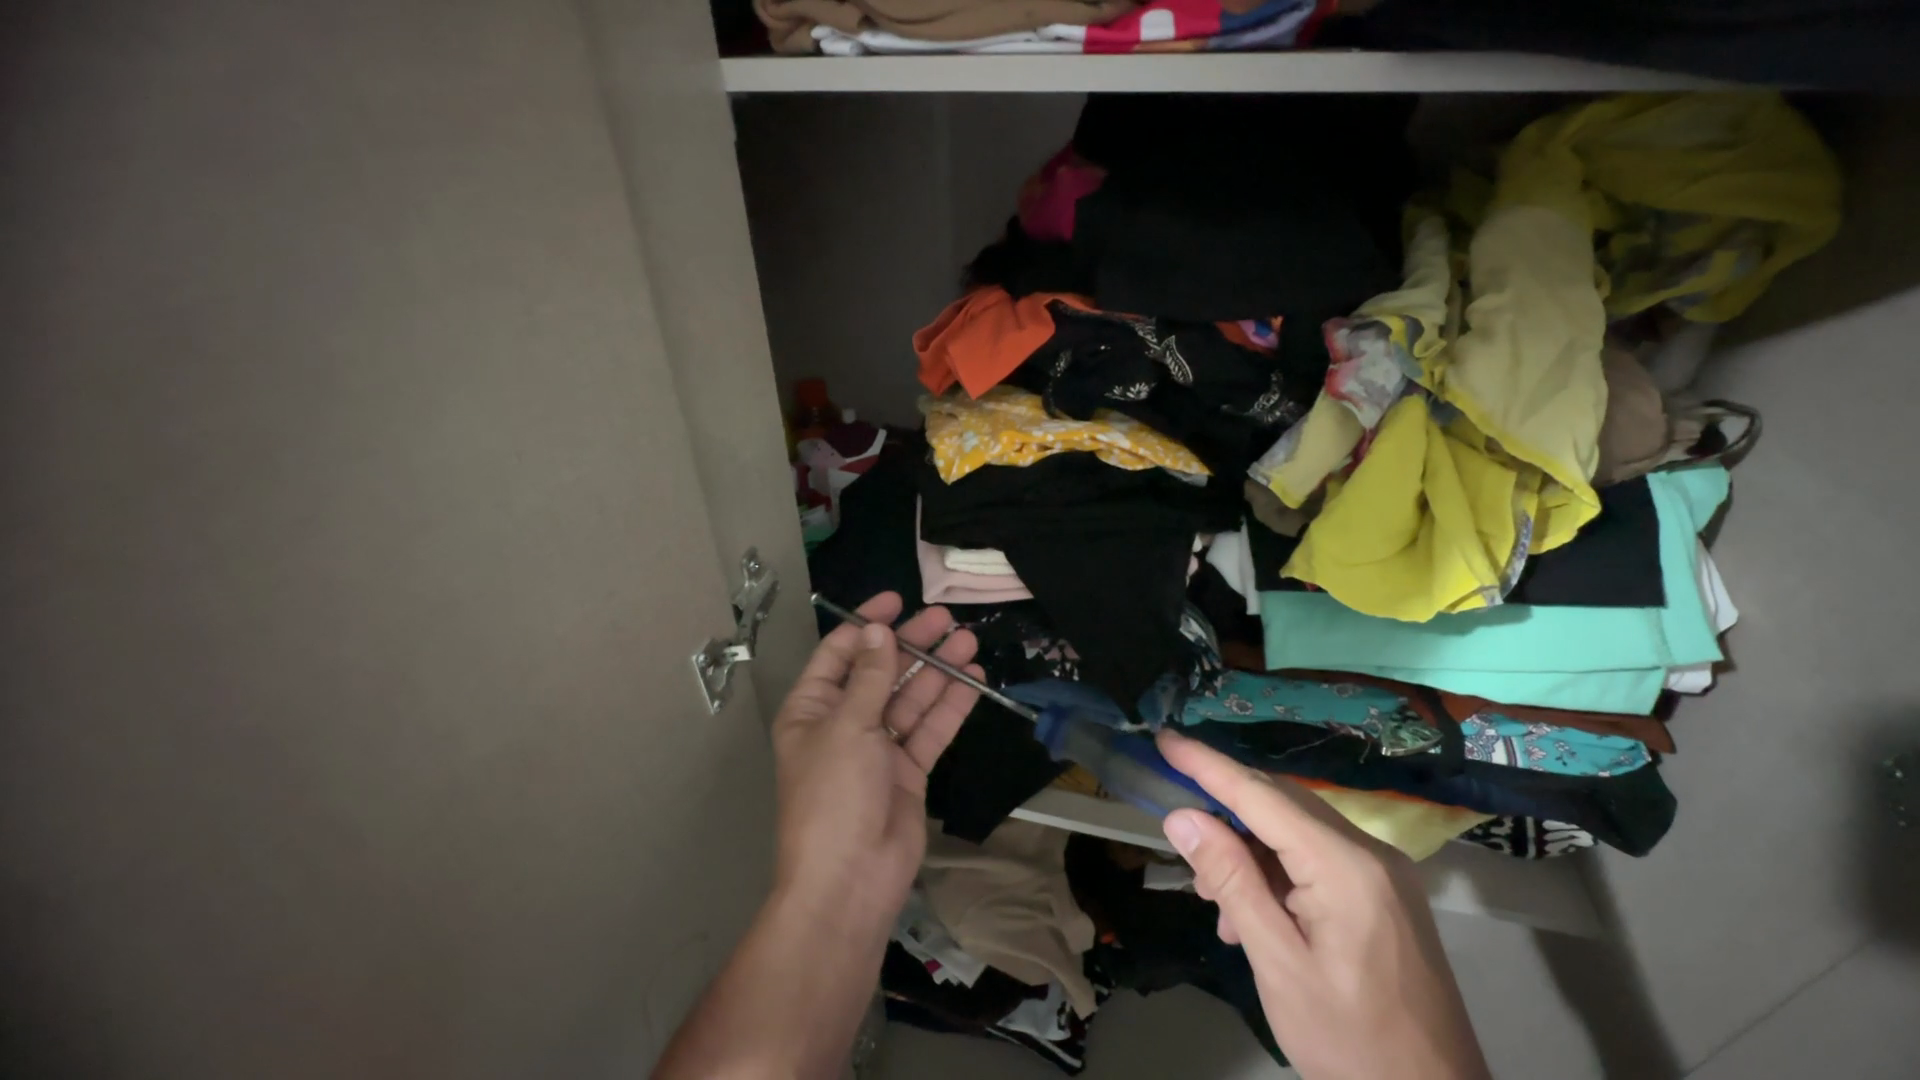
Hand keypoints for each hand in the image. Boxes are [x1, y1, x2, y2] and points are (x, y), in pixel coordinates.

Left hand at [770, 592, 982, 925]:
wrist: (849, 879)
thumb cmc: (834, 795)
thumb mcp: (848, 727)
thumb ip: (870, 678)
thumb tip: (878, 630)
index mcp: (812, 710)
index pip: (840, 655)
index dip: (867, 625)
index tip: (898, 601)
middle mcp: (844, 724)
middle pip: (882, 673)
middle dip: (912, 645)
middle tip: (946, 618)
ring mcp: (878, 749)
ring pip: (910, 699)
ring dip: (937, 671)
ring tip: (969, 642)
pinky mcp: (907, 772)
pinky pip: (929, 730)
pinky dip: (950, 707)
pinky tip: (973, 681)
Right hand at [1156, 730, 1490, 1079]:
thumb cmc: (1349, 1041)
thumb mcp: (1277, 963)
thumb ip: (1232, 881)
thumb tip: (1183, 817)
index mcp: (1344, 866)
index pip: (1261, 795)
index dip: (1208, 765)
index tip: (1166, 738)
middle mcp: (1370, 852)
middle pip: (1281, 803)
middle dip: (1225, 814)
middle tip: (1183, 846)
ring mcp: (1384, 872)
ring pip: (1297, 830)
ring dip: (1249, 850)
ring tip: (1215, 898)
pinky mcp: (1386, 894)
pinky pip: (1319, 857)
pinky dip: (1277, 870)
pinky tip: (1253, 912)